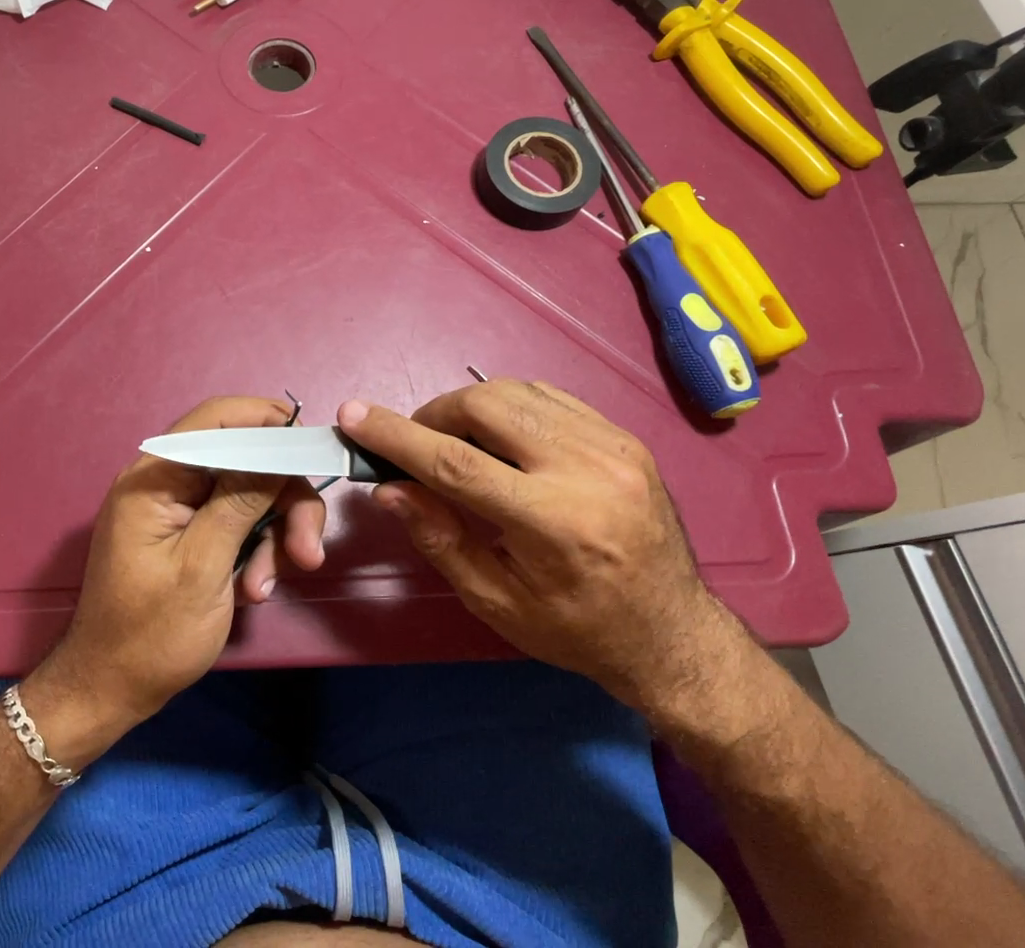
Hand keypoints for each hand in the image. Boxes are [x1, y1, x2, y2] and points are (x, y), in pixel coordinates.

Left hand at [33, 397, 327, 743]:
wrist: (114, 688)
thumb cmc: (152, 632)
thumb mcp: (204, 565)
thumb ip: (240, 500)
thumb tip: (277, 445)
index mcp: (155, 478)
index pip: (216, 419)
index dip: (268, 422)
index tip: (313, 449)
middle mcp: (165, 483)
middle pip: (244, 461)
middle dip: (283, 502)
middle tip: (307, 552)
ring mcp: (178, 511)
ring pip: (249, 496)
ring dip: (272, 537)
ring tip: (265, 587)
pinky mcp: (190, 536)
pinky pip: (238, 525)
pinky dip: (255, 553)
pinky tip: (252, 591)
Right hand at [337, 380, 725, 707]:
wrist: (670, 633)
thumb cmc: (575, 629)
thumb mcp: (495, 601)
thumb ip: (440, 539)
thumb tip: (390, 490)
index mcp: (554, 523)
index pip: (457, 462)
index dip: (397, 436)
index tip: (354, 416)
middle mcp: (588, 470)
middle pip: (487, 407)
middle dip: (433, 415)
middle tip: (413, 444)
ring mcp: (614, 446)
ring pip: (517, 392)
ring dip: (468, 408)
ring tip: (452, 442)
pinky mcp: (624, 437)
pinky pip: (548, 397)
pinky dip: (507, 408)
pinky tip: (496, 438)